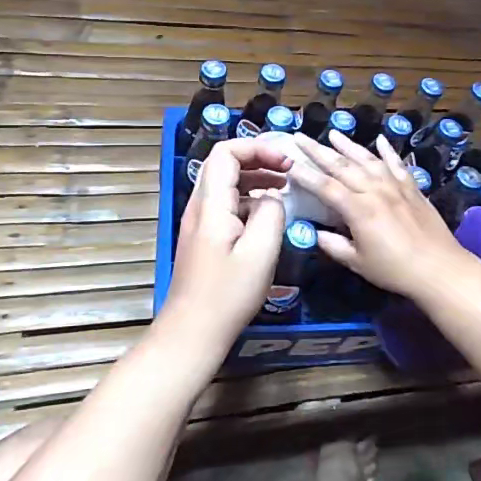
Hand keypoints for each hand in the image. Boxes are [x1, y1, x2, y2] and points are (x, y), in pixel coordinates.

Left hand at [164, 137, 292, 341]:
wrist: (191, 332)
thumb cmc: (227, 294)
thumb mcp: (260, 253)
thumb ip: (271, 215)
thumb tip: (273, 198)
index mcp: (211, 204)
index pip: (226, 152)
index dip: (257, 148)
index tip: (286, 163)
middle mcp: (200, 206)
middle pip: (224, 164)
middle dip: (259, 159)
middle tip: (289, 171)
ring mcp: (199, 222)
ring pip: (225, 184)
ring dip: (255, 178)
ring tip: (285, 188)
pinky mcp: (203, 238)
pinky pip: (226, 205)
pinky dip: (249, 200)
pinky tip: (269, 215)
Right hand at [288, 131, 478, 303]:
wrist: (440, 269)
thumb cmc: (395, 270)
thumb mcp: (357, 262)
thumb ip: (333, 245)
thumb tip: (315, 232)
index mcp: (358, 210)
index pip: (325, 187)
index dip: (305, 175)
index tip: (288, 164)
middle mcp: (375, 191)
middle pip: (342, 166)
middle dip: (319, 151)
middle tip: (301, 137)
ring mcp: (395, 187)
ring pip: (368, 160)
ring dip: (348, 145)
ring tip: (333, 133)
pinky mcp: (412, 189)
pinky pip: (397, 165)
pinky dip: (387, 151)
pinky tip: (380, 140)